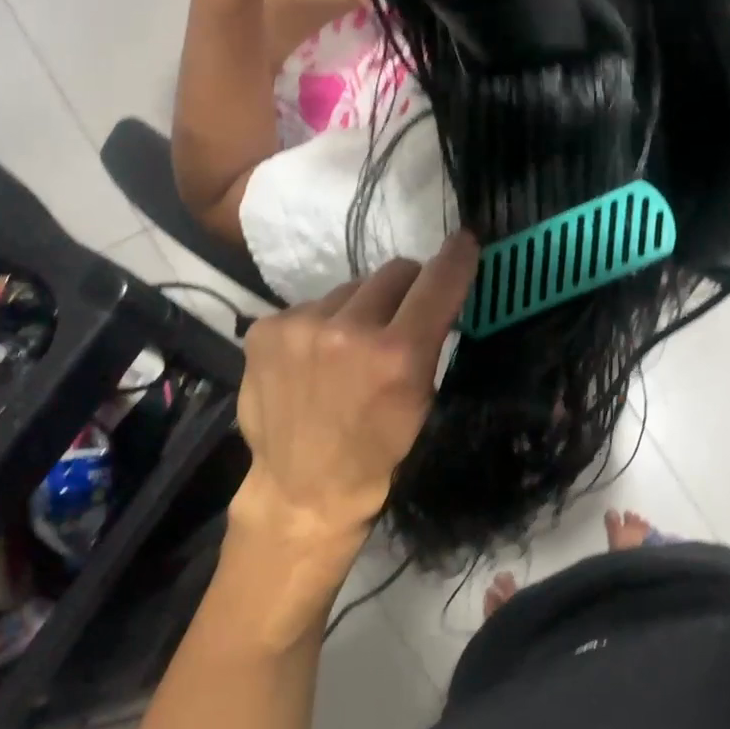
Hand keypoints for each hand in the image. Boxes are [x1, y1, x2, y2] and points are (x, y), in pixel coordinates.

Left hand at [231, 234, 478, 551]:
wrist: (304, 486)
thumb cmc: (377, 451)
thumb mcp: (421, 400)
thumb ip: (427, 344)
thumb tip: (434, 297)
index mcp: (397, 355)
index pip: (437, 282)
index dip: (456, 259)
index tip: (464, 242)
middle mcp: (348, 330)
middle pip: (392, 273)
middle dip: (407, 288)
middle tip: (403, 315)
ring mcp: (300, 325)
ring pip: (350, 289)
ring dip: (360, 308)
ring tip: (350, 349)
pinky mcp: (265, 328)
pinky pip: (309, 306)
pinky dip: (320, 324)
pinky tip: (315, 359)